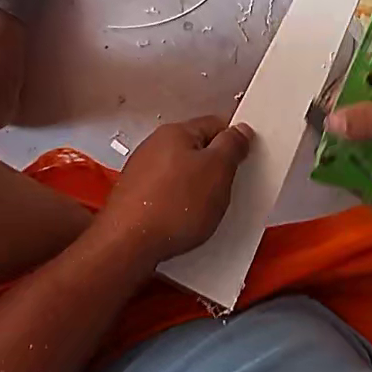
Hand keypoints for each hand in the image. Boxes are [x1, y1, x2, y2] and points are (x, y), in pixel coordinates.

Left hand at [98, 116, 253, 264]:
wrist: (127, 247)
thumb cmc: (172, 207)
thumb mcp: (219, 170)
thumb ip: (233, 145)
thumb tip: (239, 131)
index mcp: (175, 133)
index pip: (215, 124)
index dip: (234, 140)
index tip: (244, 158)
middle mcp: (154, 148)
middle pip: (198, 151)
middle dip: (216, 169)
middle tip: (226, 188)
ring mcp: (142, 174)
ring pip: (184, 176)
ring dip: (198, 191)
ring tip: (205, 211)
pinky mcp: (136, 200)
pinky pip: (169, 197)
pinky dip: (180, 208)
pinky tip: (185, 223)